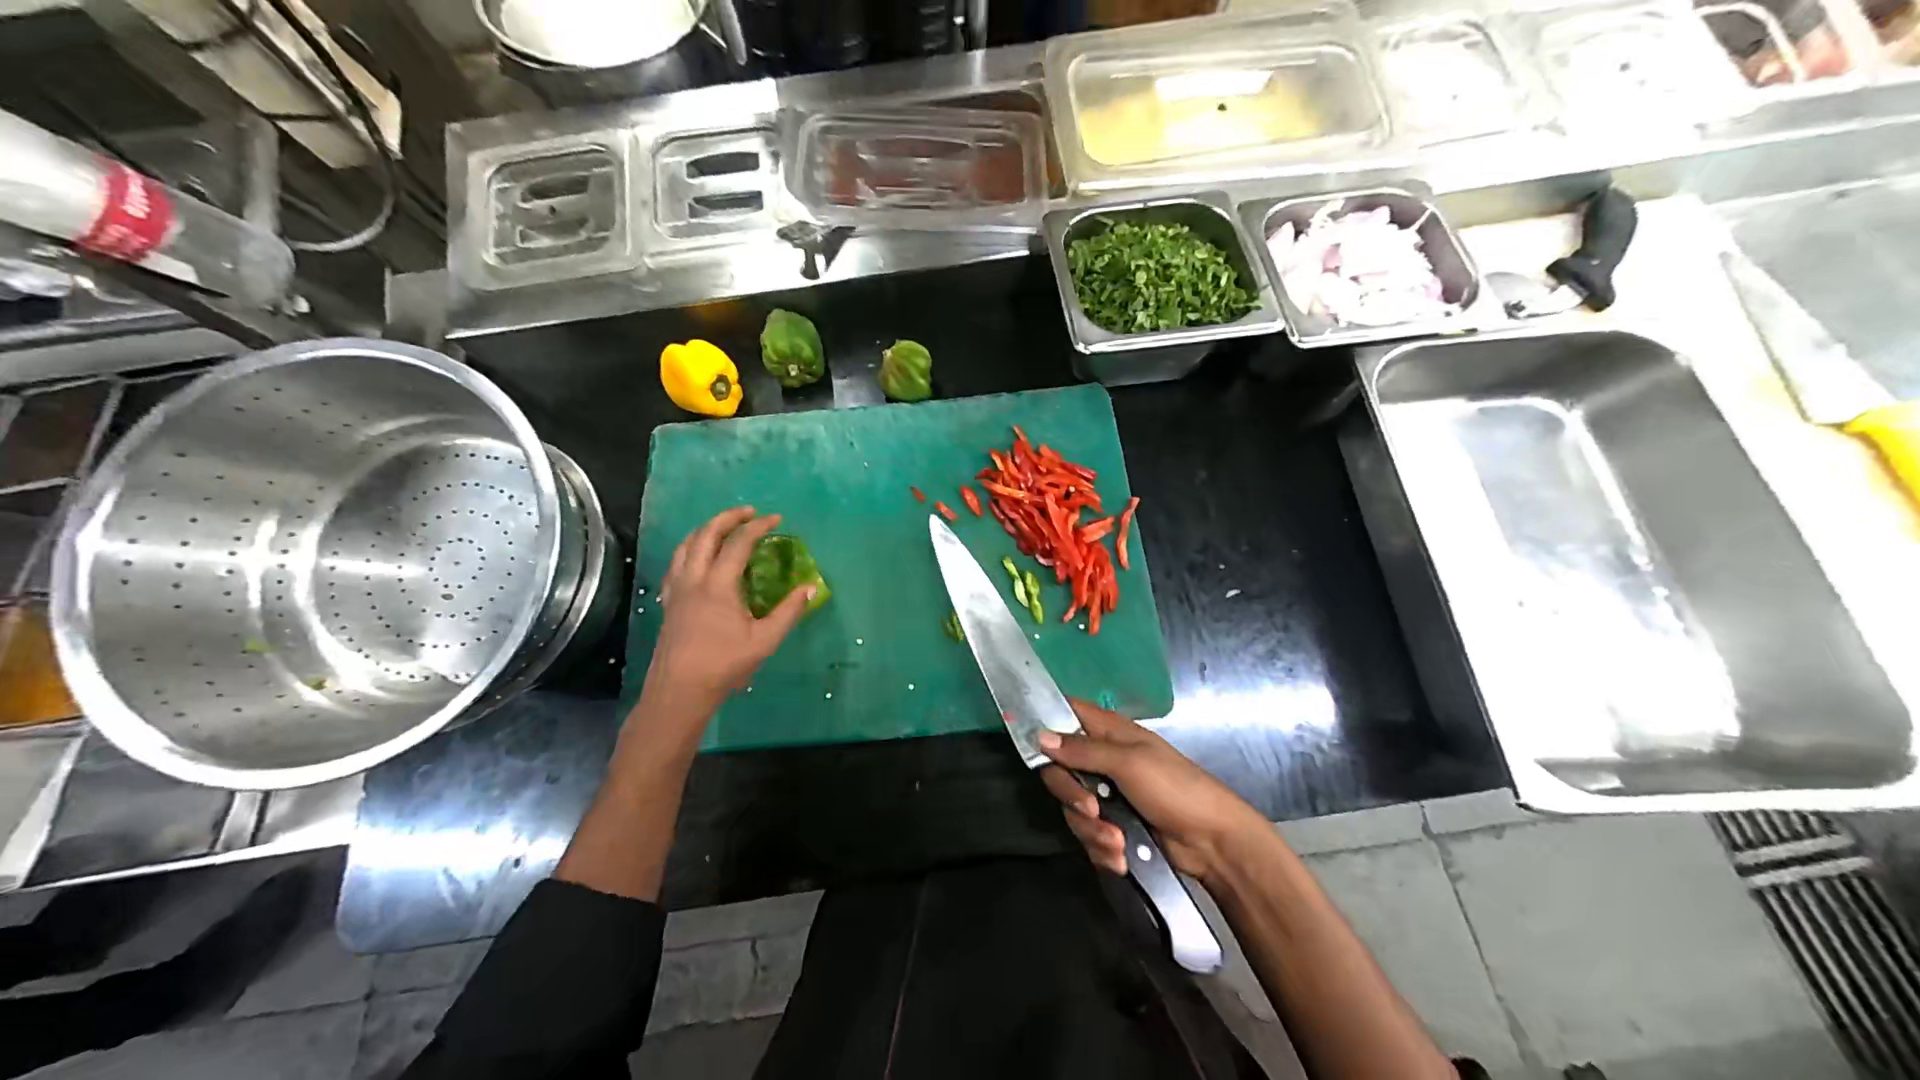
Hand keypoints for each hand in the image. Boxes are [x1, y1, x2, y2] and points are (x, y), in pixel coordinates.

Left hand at [642, 506, 814, 716]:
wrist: (679, 690)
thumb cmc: (724, 665)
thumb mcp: (765, 641)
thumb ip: (789, 611)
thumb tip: (810, 587)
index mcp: (719, 584)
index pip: (739, 543)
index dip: (758, 526)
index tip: (775, 519)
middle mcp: (694, 578)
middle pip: (706, 534)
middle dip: (728, 518)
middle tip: (749, 512)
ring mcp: (677, 589)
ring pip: (686, 545)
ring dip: (706, 530)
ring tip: (723, 528)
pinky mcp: (668, 601)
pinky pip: (675, 564)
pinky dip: (689, 550)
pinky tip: (697, 560)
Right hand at [1039, 699, 1268, 883]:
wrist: (1213, 842)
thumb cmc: (1176, 788)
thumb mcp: (1129, 763)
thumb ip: (1083, 751)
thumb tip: (1040, 737)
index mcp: (1108, 732)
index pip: (1066, 713)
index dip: (1045, 722)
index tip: (1030, 744)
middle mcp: (1102, 758)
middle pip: (1059, 769)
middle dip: (1072, 795)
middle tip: (1092, 809)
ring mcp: (1107, 793)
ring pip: (1072, 807)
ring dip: (1091, 831)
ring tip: (1118, 843)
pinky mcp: (1112, 825)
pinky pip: (1087, 834)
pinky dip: (1101, 849)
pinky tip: (1121, 858)